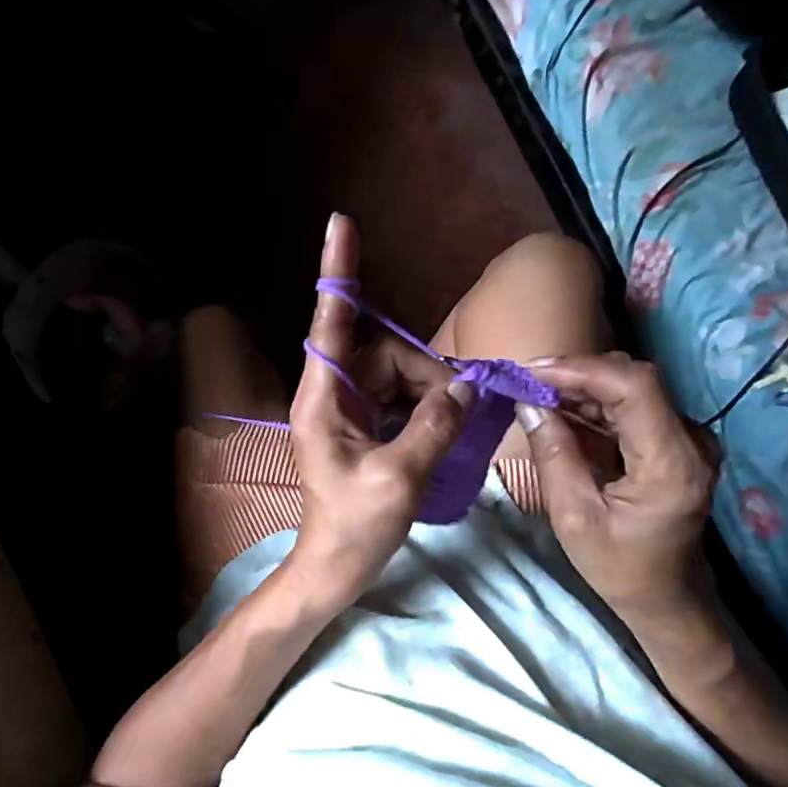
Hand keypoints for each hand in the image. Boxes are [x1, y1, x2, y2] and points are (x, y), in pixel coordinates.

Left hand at [288, 215, 471, 599]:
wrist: (334, 565)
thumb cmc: (354, 526)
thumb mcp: (399, 477)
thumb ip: (433, 425)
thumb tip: (464, 388)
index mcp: (322, 398)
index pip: (330, 320)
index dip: (337, 271)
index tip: (339, 222)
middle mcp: (331, 393)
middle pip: (381, 350)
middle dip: (422, 370)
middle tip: (458, 406)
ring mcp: (347, 408)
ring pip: (396, 372)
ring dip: (429, 390)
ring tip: (453, 423)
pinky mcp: (363, 424)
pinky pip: (399, 395)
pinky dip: (425, 404)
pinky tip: (445, 424)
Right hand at [514, 353, 718, 616]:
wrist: (664, 594)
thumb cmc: (618, 565)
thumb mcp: (573, 516)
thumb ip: (553, 455)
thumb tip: (527, 404)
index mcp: (671, 463)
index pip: (633, 388)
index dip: (580, 370)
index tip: (530, 372)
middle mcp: (690, 441)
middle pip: (633, 381)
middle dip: (574, 373)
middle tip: (523, 380)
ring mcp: (686, 438)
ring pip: (630, 388)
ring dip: (578, 386)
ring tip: (531, 392)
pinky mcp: (673, 441)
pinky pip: (629, 407)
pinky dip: (590, 403)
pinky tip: (555, 408)